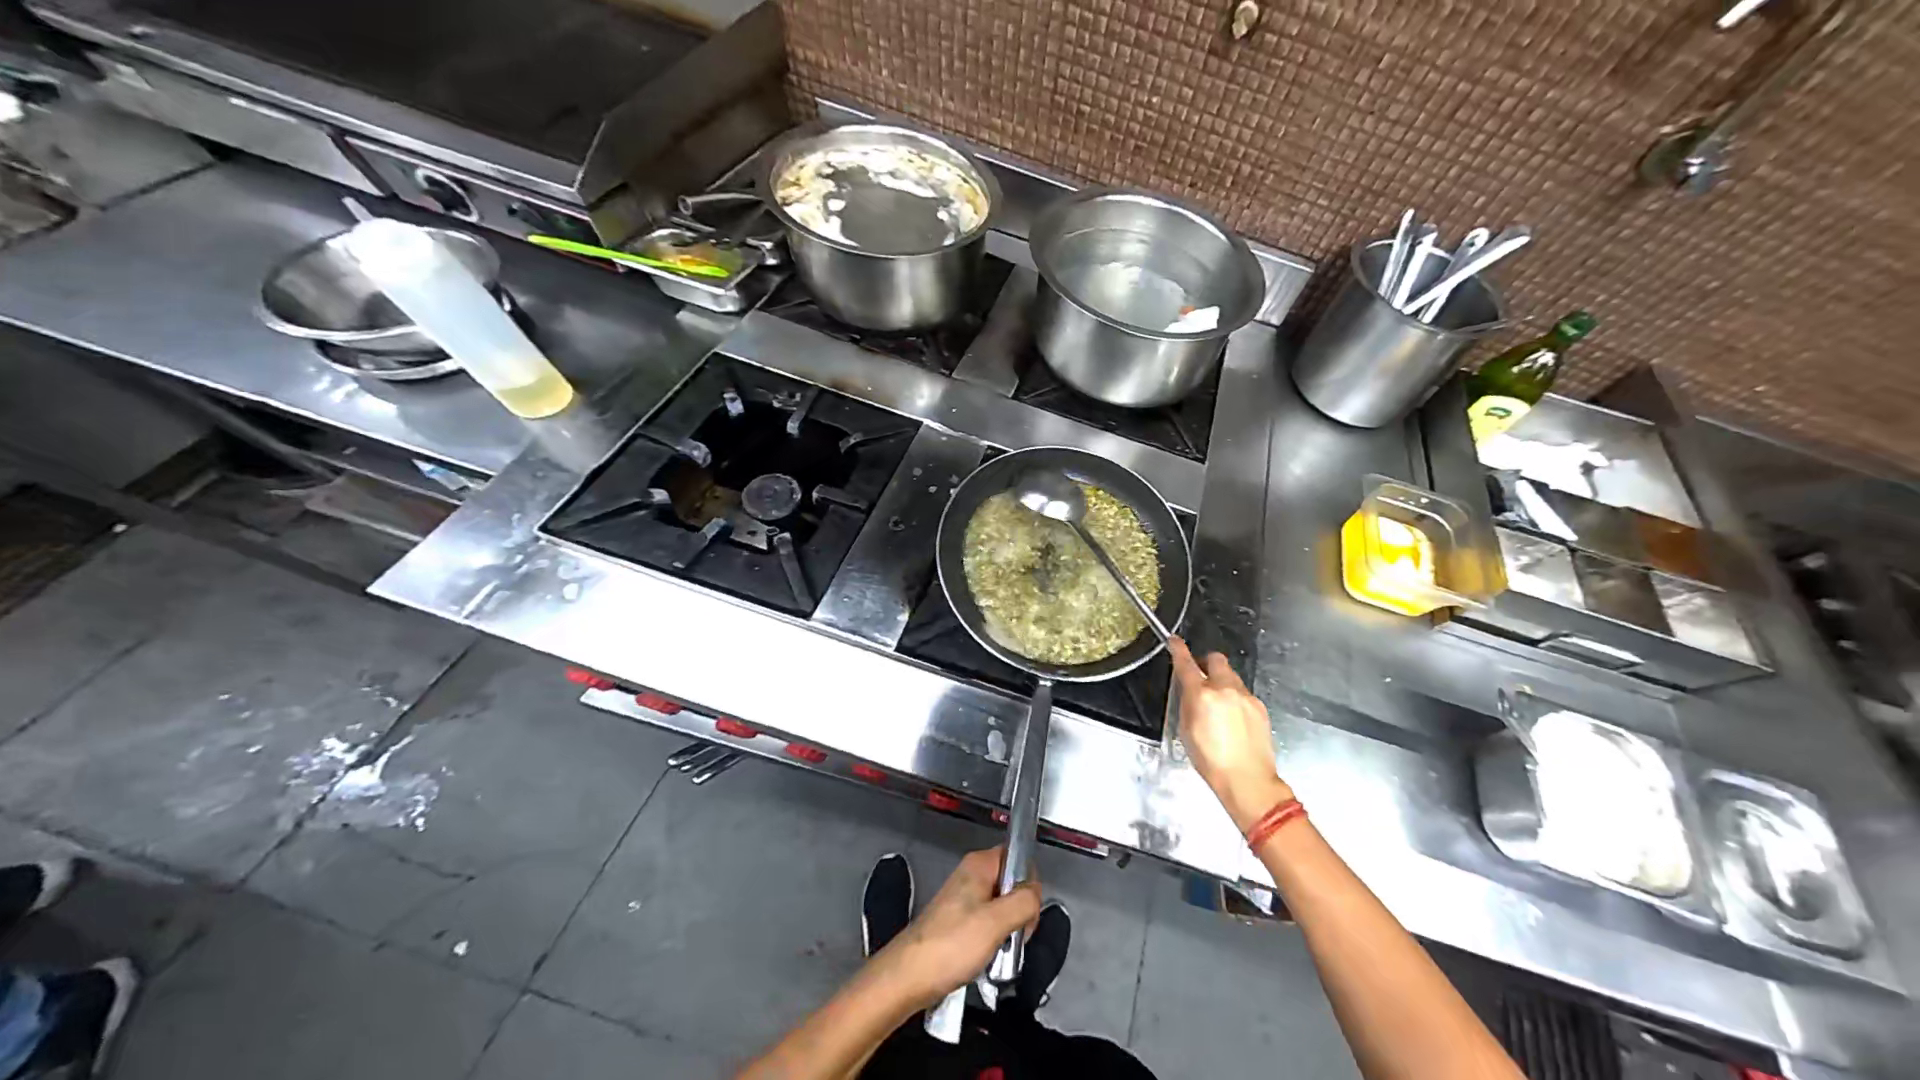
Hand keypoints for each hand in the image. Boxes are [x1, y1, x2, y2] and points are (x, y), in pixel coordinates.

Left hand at [867, 847, 1041, 1011]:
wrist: (909, 977)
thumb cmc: (950, 945)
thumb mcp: (996, 922)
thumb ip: (1024, 902)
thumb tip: (1036, 894)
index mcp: (979, 865)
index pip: (1018, 857)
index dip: (1028, 883)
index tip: (1025, 909)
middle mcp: (971, 876)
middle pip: (1013, 884)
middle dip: (1020, 911)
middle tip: (1011, 935)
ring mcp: (964, 899)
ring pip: (1003, 907)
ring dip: (1008, 930)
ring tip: (998, 950)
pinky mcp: (959, 922)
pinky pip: (990, 924)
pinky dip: (995, 940)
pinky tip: (988, 957)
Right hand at [1170, 636, 1292, 830]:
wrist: (1247, 779)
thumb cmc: (1211, 760)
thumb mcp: (1186, 730)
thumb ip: (1187, 703)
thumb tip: (1189, 690)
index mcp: (1201, 694)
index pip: (1186, 663)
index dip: (1178, 649)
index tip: (1175, 641)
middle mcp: (1225, 689)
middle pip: (1216, 659)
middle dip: (1206, 663)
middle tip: (1200, 676)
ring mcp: (1245, 696)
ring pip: (1231, 676)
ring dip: (1221, 682)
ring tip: (1217, 705)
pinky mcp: (1259, 706)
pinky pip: (1243, 692)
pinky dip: (1235, 698)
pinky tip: (1232, 718)